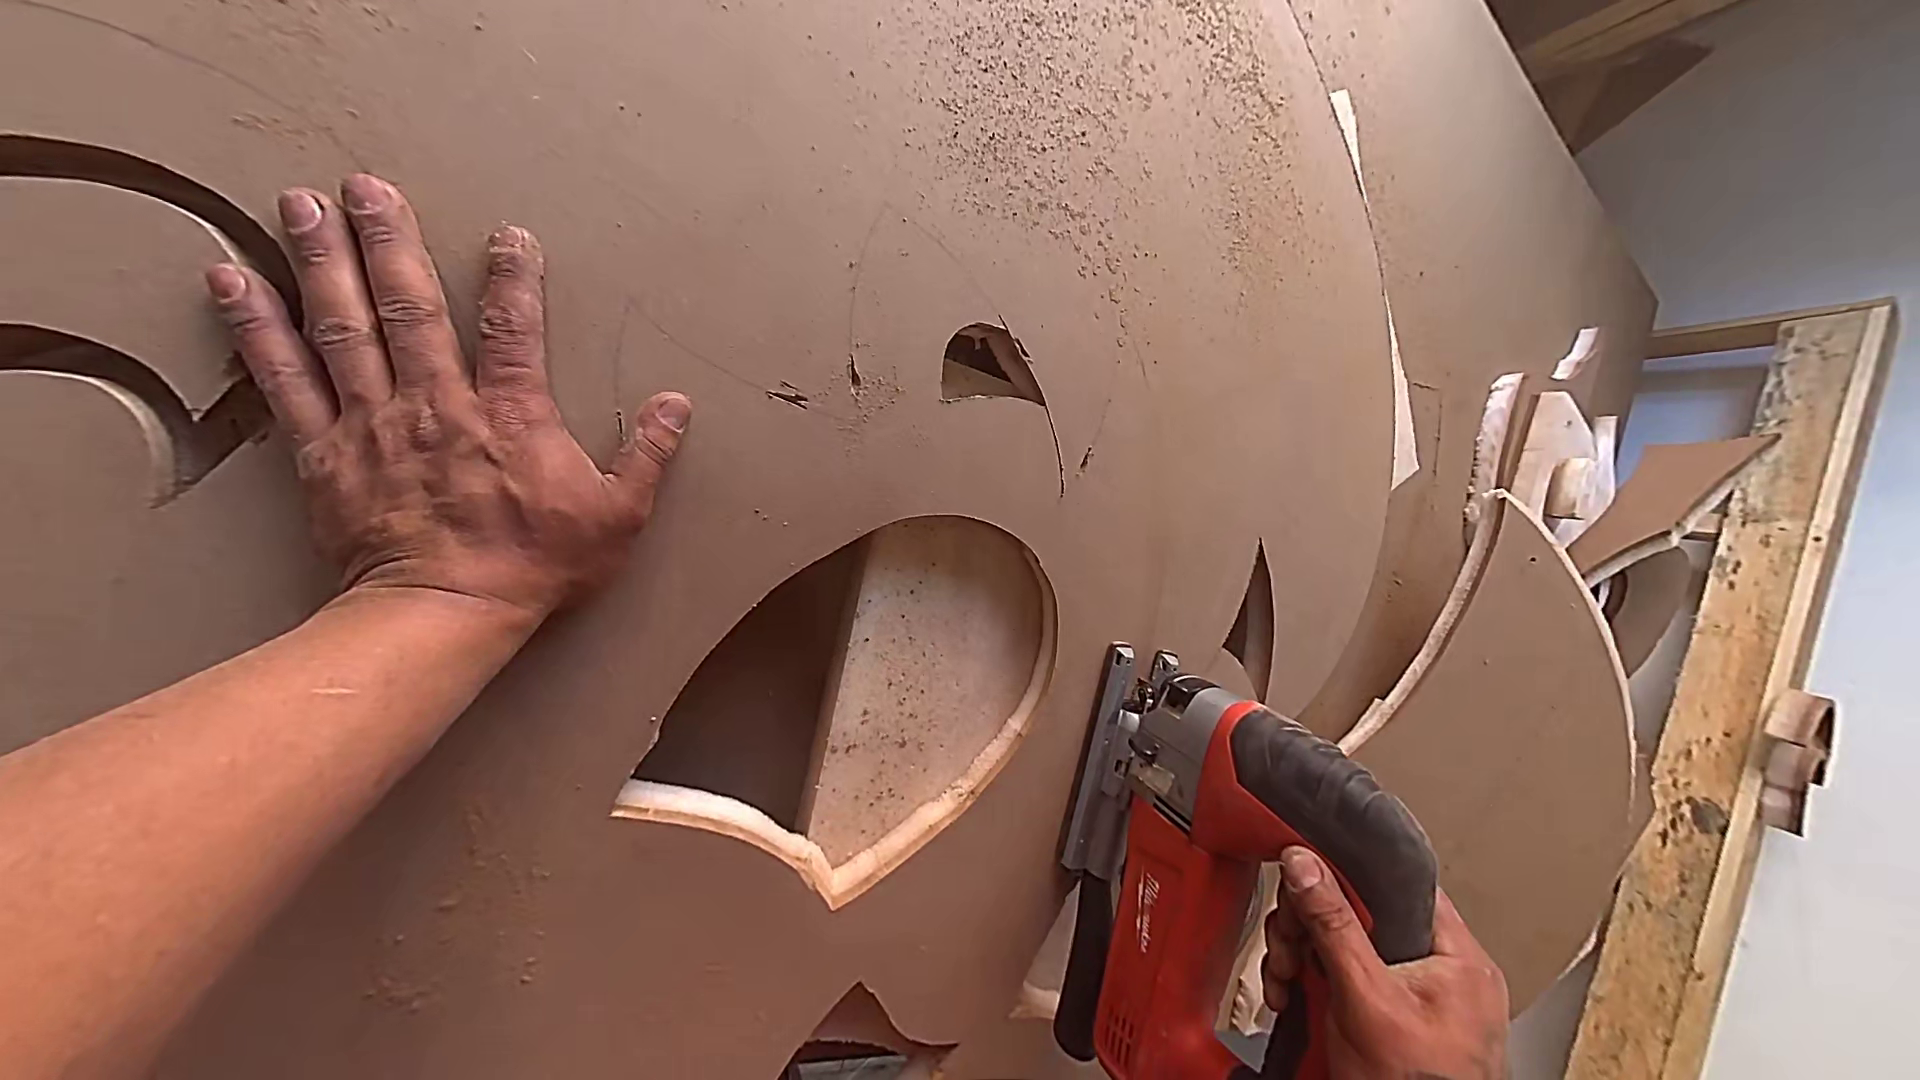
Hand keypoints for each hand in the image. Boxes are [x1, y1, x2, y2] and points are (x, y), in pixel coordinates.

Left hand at [204, 173, 689, 618]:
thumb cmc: (542, 563)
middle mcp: (440, 406)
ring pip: (345, 329)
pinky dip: (257, 328)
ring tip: (301, 205)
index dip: (513, 280)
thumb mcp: (621, 514)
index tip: (507, 236)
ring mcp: (377, 425)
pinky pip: (288, 381)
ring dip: (323, 263)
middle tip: (367, 187)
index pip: (514, 331)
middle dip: (391, 244)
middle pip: (411, 310)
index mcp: (514, 418)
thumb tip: (677, 405)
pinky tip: (233, 281)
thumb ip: (649, 455)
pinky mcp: (329, 454)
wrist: (450, 611)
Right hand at [1263, 847, 1509, 1079]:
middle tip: (1291, 945)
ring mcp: (1403, 987)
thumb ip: (1332, 924)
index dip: (1344, 869)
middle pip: (1352, 907)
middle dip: (1306, 924)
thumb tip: (1304, 862)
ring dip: (1296, 952)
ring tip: (1287, 980)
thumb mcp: (1364, 998)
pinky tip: (1292, 996)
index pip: (1394, 879)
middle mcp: (1432, 965)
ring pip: (1334, 936)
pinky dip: (1304, 978)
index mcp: (1454, 956)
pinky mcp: (1378, 1005)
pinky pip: (1331, 968)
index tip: (1304, 874)